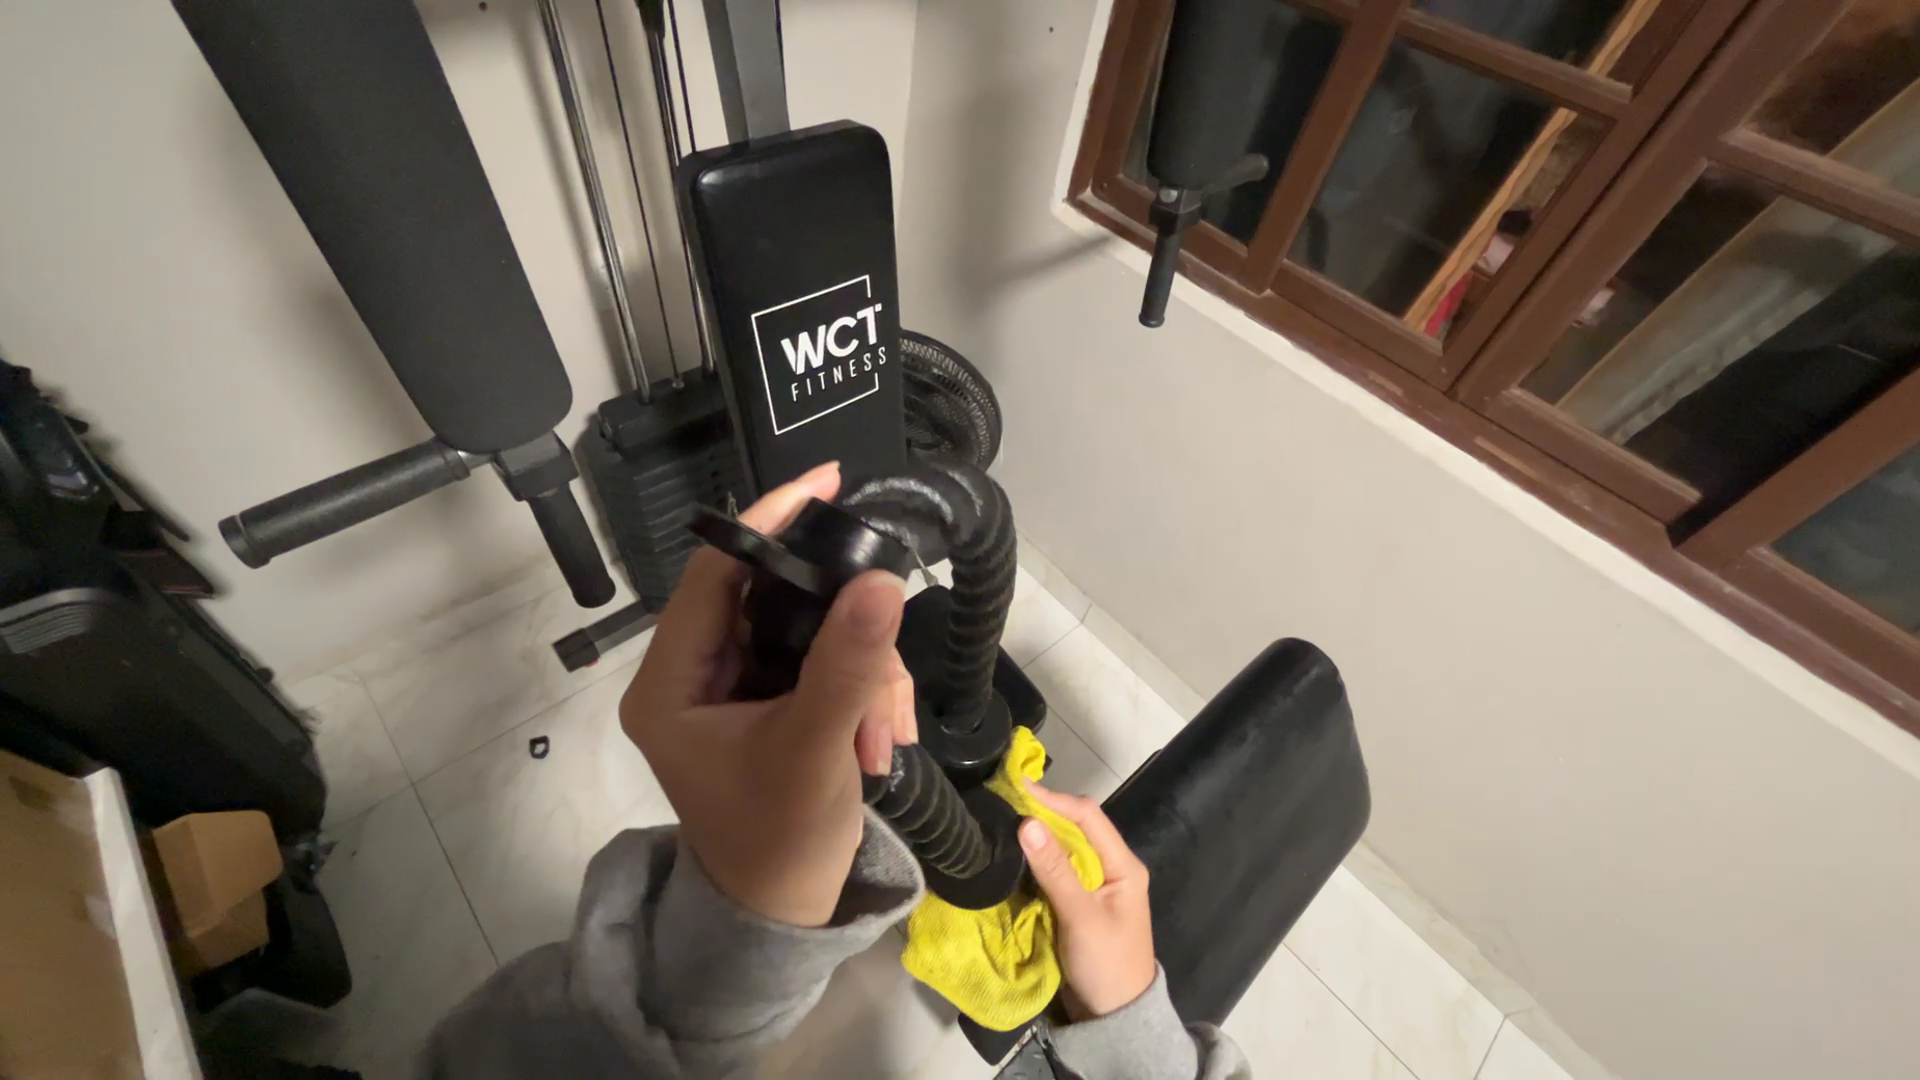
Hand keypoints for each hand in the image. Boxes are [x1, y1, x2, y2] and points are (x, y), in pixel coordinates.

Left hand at [620, 462, 916, 926]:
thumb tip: (882, 580)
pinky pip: (834, 662)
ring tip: (887, 735)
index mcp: (674, 678)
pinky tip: (886, 738)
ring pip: (821, 631)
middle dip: (849, 633)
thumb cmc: (778, 840)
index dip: (769, 520)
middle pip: (783, 600)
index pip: (716, 572)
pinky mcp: (780, 697)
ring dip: (868, 676)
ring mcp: (745, 683)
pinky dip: (870, 691)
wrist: (785, 913)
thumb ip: (846, 666)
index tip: (827, 481)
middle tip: (887, 667)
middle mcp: (702, 670)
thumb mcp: (813, 751)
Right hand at [1020, 784, 1157, 1019]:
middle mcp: (1111, 867)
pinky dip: (1037, 858)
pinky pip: (1057, 868)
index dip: (1054, 799)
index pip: (1088, 816)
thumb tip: (1027, 823)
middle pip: (1076, 826)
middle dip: (1044, 812)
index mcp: (1123, 865)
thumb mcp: (1081, 918)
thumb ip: (1055, 870)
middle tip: (1006, 800)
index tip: (1019, 788)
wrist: (1115, 1023)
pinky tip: (1015, 852)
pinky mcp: (1079, 901)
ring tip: (1005, 819)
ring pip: (1065, 846)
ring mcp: (1095, 884)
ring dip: (1039, 834)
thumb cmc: (1107, 966)